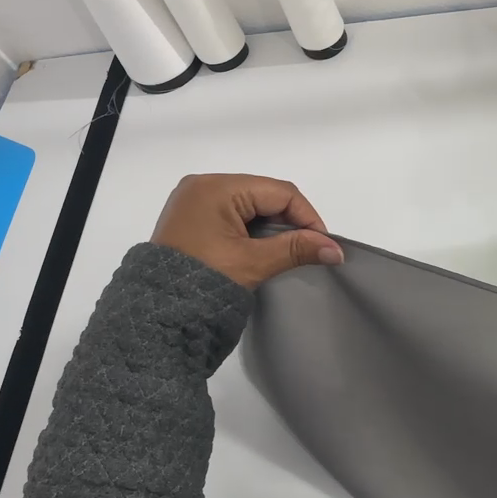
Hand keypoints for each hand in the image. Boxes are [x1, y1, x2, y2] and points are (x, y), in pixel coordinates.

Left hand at [151, 174, 343, 287]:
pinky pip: (233, 215)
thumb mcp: (255, 262)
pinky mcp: (192, 218)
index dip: (307, 216)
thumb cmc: (206, 280)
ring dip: (273, 227)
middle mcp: (203, 185)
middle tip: (307, 250)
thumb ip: (297, 249)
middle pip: (265, 195)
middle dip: (290, 222)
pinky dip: (253, 230)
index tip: (323, 244)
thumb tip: (336, 250)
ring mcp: (195, 201)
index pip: (279, 191)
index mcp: (217, 187)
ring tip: (287, 252)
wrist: (160, 312)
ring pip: (251, 206)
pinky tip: (263, 250)